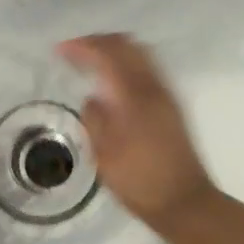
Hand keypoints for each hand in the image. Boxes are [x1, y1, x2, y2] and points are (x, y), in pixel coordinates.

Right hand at [58, 34, 216, 229]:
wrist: (185, 202)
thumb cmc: (141, 183)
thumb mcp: (105, 156)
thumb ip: (95, 120)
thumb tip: (93, 98)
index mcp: (135, 96)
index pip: (108, 53)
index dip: (81, 46)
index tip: (59, 51)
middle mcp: (155, 88)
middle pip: (127, 45)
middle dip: (99, 42)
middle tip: (75, 52)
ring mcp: (168, 96)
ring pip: (141, 55)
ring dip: (115, 52)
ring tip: (93, 64)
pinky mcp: (173, 107)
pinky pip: (148, 70)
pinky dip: (128, 65)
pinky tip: (115, 84)